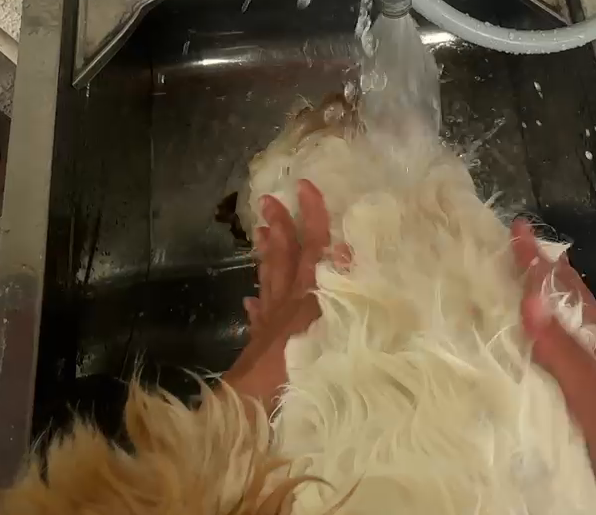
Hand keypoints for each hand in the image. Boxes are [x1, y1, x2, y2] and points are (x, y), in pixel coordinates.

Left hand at [223, 180, 331, 408]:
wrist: (254, 410)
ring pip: (268, 280)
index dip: (311, 215)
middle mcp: (286, 303)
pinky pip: (258, 318)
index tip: (304, 185)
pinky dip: (257, 306)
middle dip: (279, 226)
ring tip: (261, 233)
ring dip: (267, 255)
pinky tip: (251, 302)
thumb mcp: (328, 325)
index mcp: (306, 294)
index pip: (312, 245)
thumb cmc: (297, 368)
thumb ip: (336, 290)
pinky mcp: (260, 346)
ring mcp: (270, 324)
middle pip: (283, 257)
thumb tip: (344, 251)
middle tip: (268, 200)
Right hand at [511, 219, 595, 514]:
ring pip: (560, 345)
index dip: (541, 262)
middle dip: (540, 280)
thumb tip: (530, 294)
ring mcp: (593, 399)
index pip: (566, 293)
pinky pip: (552, 383)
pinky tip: (520, 376)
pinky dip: (534, 366)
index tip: (517, 227)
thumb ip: (566, 352)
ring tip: (511, 302)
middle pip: (566, 312)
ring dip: (536, 319)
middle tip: (511, 252)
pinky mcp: (585, 430)